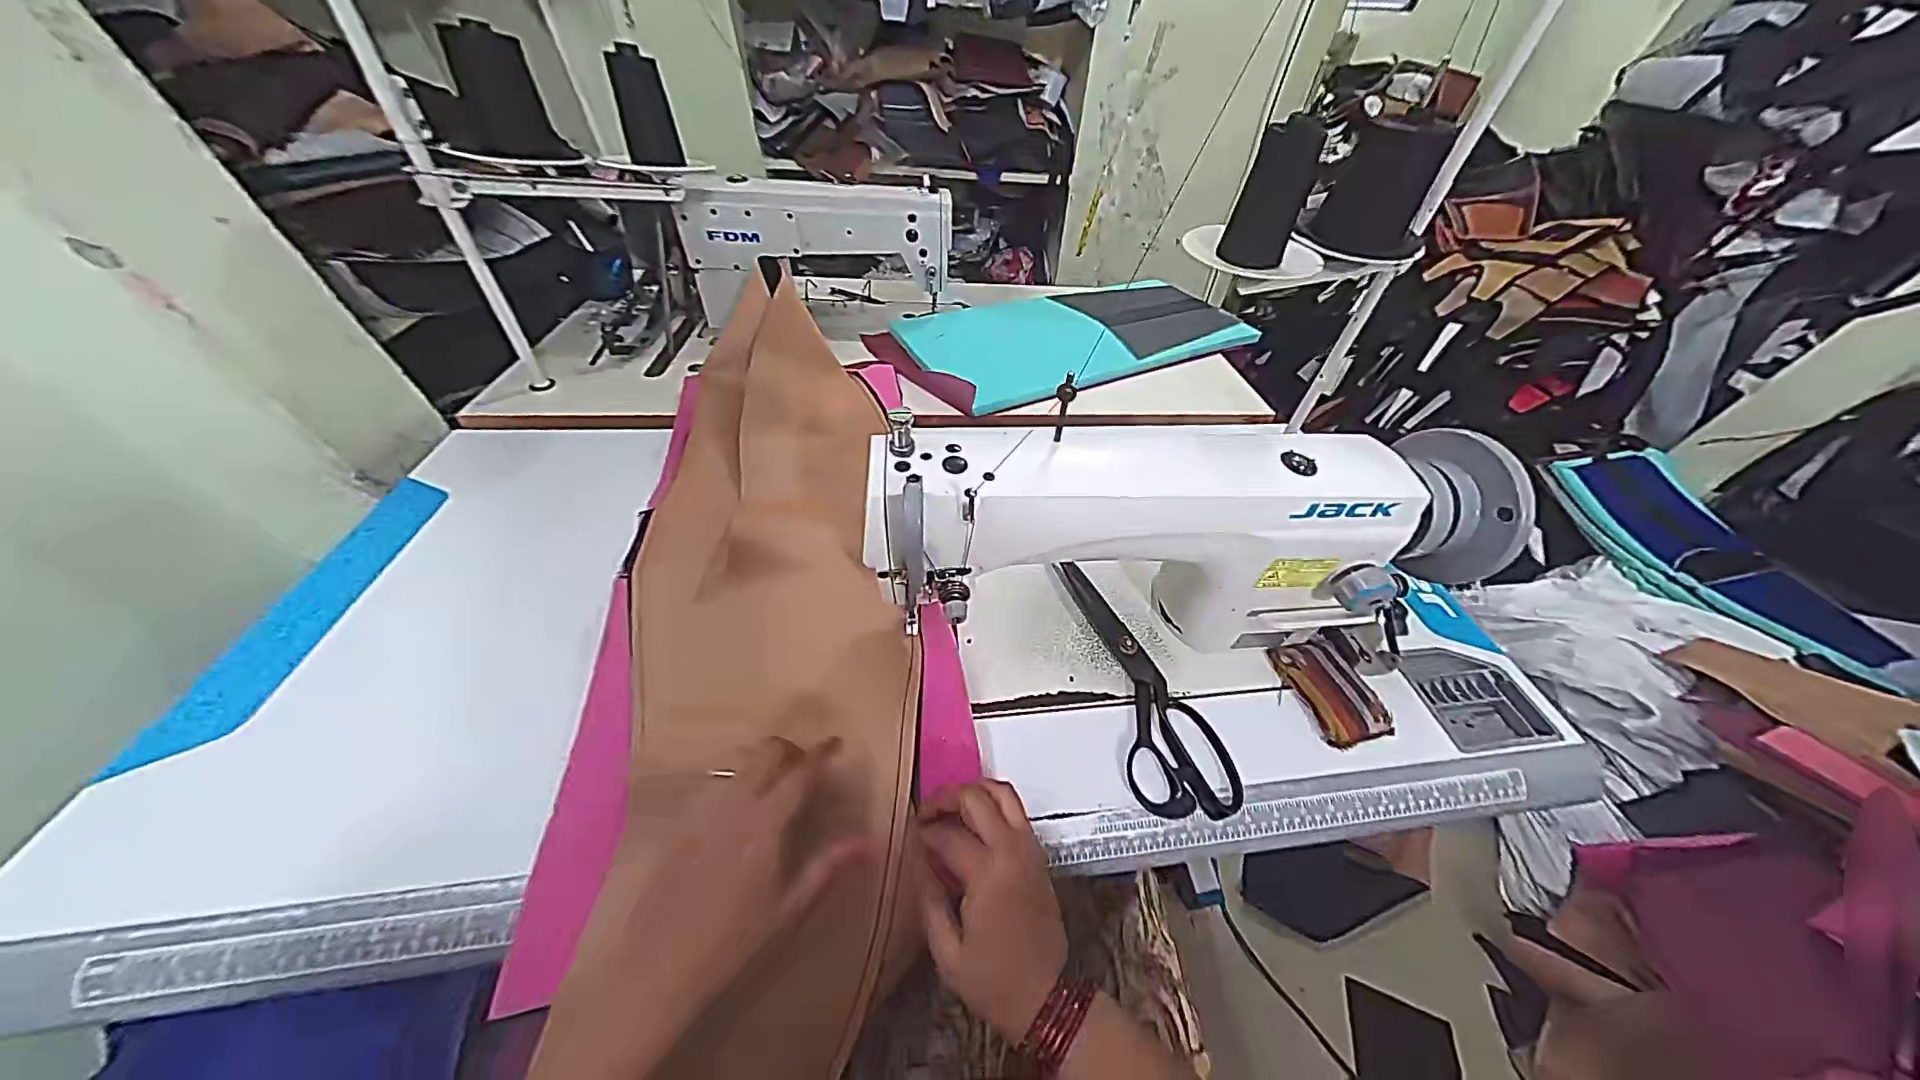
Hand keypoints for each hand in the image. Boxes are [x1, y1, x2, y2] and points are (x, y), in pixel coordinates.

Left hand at [534, 737, 868, 1077]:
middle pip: (765, 755)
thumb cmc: (732, 943)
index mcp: (765, 825)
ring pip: (737, 766)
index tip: (835, 742)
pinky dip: (734, 782)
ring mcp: (702, 812)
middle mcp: (734, 806)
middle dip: (788, 750)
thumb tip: (867, 843)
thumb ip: (826, 868)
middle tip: (804, 761)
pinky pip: (713, 787)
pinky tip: (737, 806)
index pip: (799, 775)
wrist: (658, 967)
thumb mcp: (787, 910)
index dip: (819, 754)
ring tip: (774, 779)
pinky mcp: (679, 824)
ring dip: (760, 762)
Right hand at [917, 780, 1067, 1039]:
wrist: (1045, 997)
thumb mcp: (947, 952)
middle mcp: (1011, 851)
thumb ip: (930, 900)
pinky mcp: (1038, 854)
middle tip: (925, 815)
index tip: (909, 841)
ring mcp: (1029, 848)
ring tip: (949, 808)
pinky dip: (993, 803)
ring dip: (972, 791)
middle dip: (944, 799)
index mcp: (988, 874)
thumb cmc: (992, 980)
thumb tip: (918, 861)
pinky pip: (1016, 810)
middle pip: (975, 798)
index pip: (946, 834)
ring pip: (1002, 793)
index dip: (922, 834)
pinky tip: (974, 820)